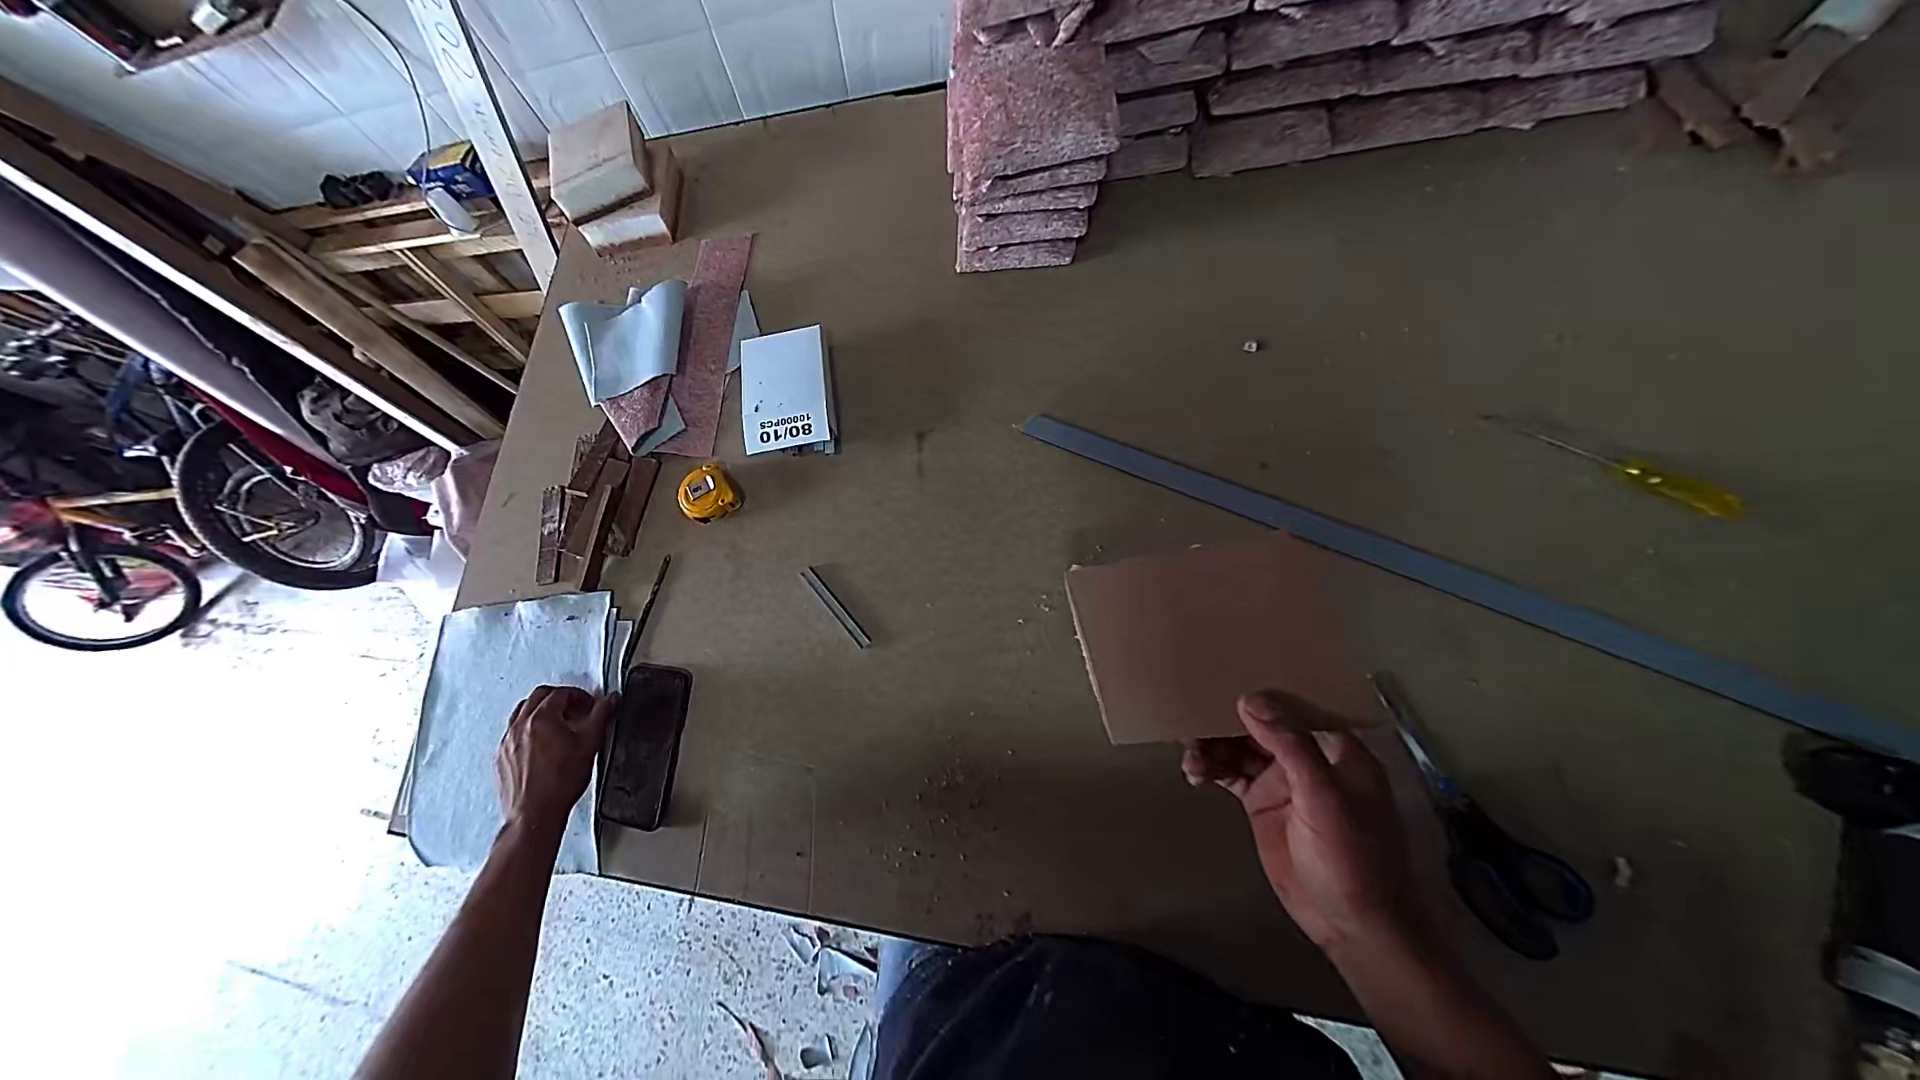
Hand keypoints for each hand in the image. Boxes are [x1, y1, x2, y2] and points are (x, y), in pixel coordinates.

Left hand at [496, 685, 614, 839]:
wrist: (535, 813)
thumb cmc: (560, 783)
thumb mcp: (590, 743)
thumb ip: (601, 715)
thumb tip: (610, 700)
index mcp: (541, 719)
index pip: (560, 693)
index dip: (579, 695)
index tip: (588, 703)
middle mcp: (519, 727)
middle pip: (537, 697)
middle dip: (558, 697)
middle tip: (573, 706)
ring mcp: (507, 743)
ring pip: (521, 713)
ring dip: (540, 711)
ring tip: (557, 722)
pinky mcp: (501, 758)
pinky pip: (512, 733)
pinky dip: (528, 729)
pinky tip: (541, 742)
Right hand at [1182, 690, 1416, 951]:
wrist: (1350, 925)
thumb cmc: (1352, 858)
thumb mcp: (1324, 798)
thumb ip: (1289, 746)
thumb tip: (1249, 700)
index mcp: (1333, 747)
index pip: (1292, 705)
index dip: (1258, 690)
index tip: (1221, 678)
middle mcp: (1305, 756)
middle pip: (1258, 724)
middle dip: (1225, 719)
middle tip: (1189, 718)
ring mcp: (1280, 779)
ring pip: (1237, 747)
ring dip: (1211, 746)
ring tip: (1190, 757)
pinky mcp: (1260, 801)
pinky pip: (1229, 773)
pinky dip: (1209, 769)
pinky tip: (1194, 774)